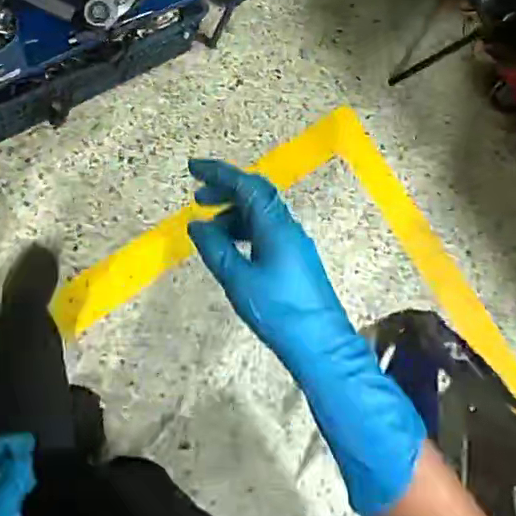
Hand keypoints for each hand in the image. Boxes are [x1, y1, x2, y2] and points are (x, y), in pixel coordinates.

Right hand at [186, 158, 424, 515]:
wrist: (323, 349)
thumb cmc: (278, 311)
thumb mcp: (237, 279)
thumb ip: (215, 248)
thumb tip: (196, 225)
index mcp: (275, 225)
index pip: (245, 184)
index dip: (218, 172)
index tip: (193, 167)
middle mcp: (287, 227)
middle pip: (254, 194)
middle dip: (224, 190)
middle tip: (197, 198)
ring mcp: (294, 243)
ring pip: (259, 214)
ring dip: (232, 213)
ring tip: (208, 231)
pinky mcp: (295, 260)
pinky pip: (264, 231)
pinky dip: (242, 230)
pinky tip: (229, 249)